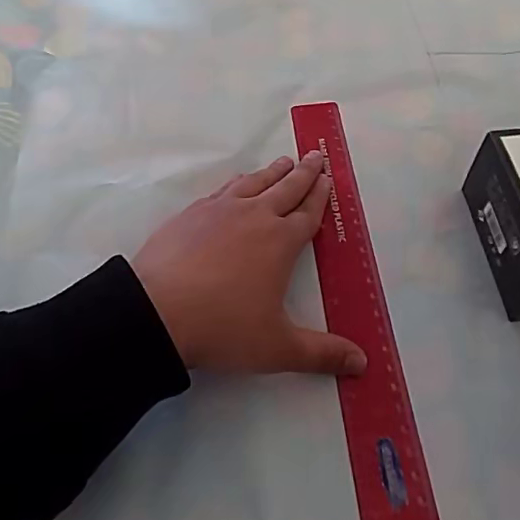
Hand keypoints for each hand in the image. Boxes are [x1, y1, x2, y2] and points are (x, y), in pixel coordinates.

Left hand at [132, 152, 365, 376]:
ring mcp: (221, 211)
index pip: (308, 213)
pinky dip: (239, 182)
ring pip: (255, 182)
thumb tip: (362, 364)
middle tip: (316, 156)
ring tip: (284, 162)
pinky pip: (224, 189)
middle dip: (304, 173)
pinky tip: (238, 183)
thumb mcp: (278, 347)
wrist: (156, 312)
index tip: (328, 179)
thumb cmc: (223, 328)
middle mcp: (255, 217)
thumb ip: (321, 354)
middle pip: (287, 188)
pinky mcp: (192, 214)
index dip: (320, 196)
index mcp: (281, 242)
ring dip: (273, 171)